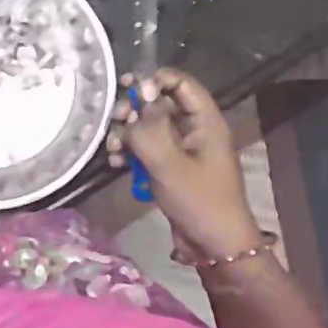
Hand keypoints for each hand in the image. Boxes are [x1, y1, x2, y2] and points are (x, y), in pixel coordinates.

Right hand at [107, 68, 260, 259]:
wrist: (215, 247)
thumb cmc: (199, 200)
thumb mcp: (170, 164)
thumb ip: (149, 129)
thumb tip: (136, 98)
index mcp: (204, 120)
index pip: (180, 82)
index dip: (155, 80)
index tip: (131, 90)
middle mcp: (193, 128)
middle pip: (160, 102)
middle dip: (134, 108)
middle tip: (115, 116)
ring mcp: (181, 148)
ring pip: (149, 126)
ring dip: (128, 133)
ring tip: (113, 147)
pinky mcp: (170, 167)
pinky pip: (147, 149)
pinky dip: (131, 152)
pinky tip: (116, 163)